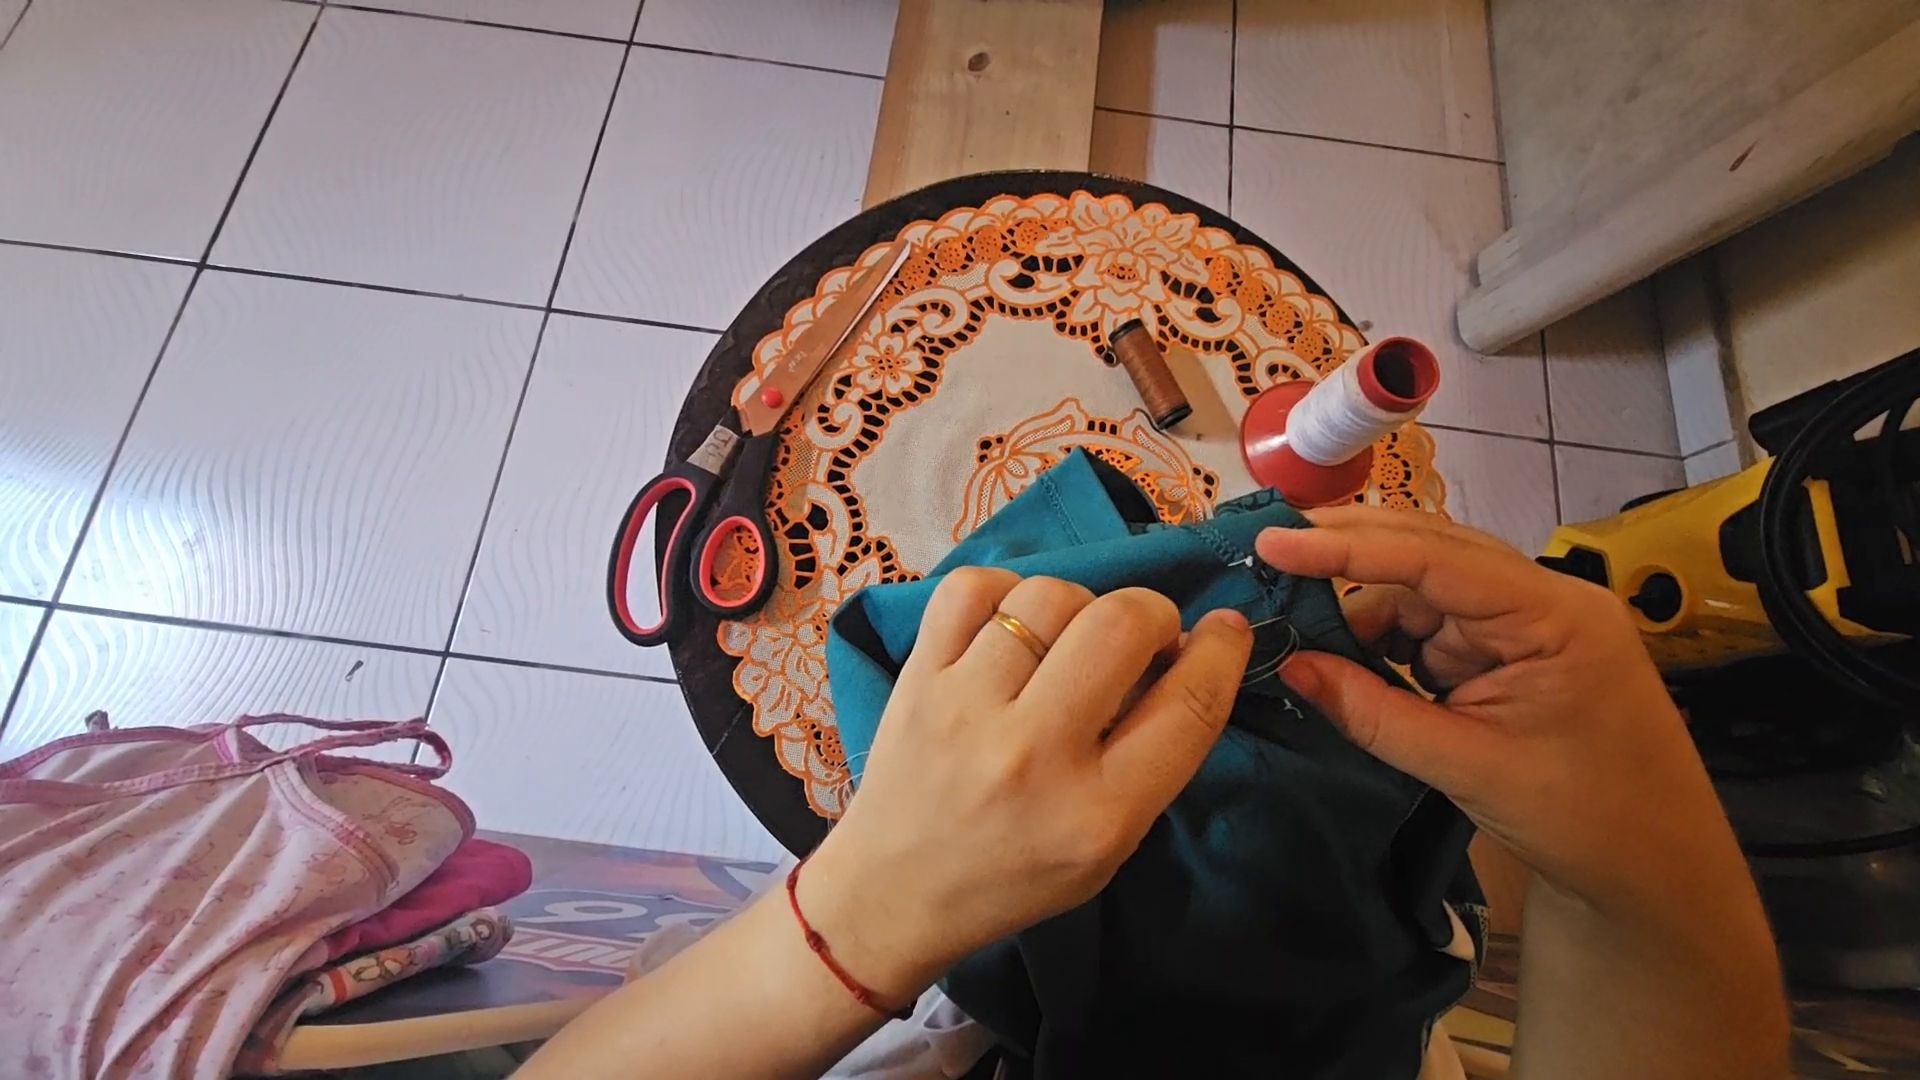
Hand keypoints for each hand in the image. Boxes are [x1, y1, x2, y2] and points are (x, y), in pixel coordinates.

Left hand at [798, 568, 1252, 1005]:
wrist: (896, 887)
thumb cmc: (1016, 873)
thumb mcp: (1109, 842)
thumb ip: (1153, 753)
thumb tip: (1182, 651)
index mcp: (1099, 812)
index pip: (1189, 705)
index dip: (1222, 652)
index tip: (1226, 629)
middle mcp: (1034, 752)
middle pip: (1121, 626)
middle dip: (1151, 613)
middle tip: (1140, 635)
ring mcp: (966, 706)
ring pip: (1049, 596)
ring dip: (1078, 604)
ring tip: (1067, 636)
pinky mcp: (917, 676)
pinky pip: (971, 588)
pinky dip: (1003, 590)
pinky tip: (1009, 623)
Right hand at [1256, 507, 1747, 918]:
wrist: (1658, 875)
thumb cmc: (1586, 821)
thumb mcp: (1466, 766)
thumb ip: (1370, 711)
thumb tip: (1287, 664)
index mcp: (1552, 616)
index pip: (1434, 558)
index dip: (1347, 547)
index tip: (1273, 543)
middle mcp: (1536, 600)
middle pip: (1426, 552)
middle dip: (1346, 549)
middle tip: (1269, 548)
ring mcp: (1518, 621)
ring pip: (1416, 589)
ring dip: (1358, 609)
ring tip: (1298, 625)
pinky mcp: (1501, 647)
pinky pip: (1424, 624)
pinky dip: (1379, 638)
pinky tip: (1344, 654)